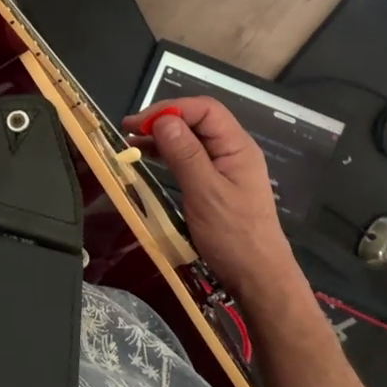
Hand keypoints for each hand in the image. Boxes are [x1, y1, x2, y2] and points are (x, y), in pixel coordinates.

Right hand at [122, 97, 297, 295]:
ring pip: (190, 138)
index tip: (138, 123)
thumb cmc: (233, 235)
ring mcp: (224, 168)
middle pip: (196, 120)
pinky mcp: (215, 183)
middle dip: (162, 120)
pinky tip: (148, 158)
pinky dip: (167, 153)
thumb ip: (185, 154)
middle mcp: (232, 151)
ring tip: (131, 143)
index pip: (204, 110)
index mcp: (237, 147)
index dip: (170, 108)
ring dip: (161, 136)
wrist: (257, 277)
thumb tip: (162, 120)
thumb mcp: (205, 193)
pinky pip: (189, 157)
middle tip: (129, 131)